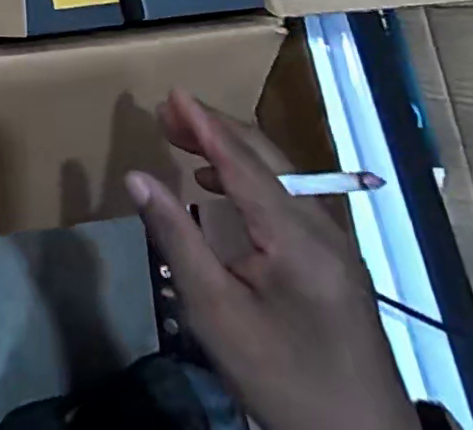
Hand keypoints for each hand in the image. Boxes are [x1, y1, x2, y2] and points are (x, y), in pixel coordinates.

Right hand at [126, 90, 417, 429]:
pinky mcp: (335, 260)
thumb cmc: (281, 377)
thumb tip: (137, 177)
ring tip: (184, 138)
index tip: (172, 93)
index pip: (241, 162)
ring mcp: (334, 243)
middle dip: (214, 128)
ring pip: (279, 173)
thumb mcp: (215, 311)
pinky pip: (286, 196)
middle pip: (265, 157)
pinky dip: (247, 176)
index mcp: (296, 236)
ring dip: (229, 148)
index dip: (203, 124)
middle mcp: (321, 226)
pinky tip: (219, 185)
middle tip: (166, 113)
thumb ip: (176, 237)